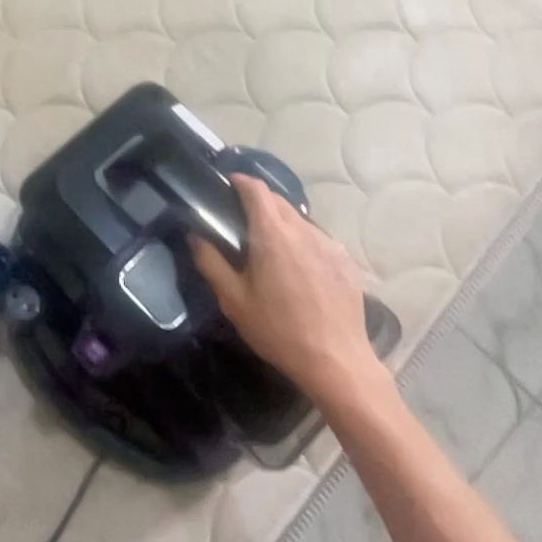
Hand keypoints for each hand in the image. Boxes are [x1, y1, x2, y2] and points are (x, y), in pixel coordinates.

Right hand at [191, 176, 387, 412]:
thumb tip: (196, 235)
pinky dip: (302, 243)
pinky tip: (297, 270)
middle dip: (259, 202)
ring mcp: (329, 244)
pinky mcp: (345, 261)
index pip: (256, 190)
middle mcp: (304, 230)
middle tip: (240, 222)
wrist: (335, 359)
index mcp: (272, 235)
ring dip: (281, 224)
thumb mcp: (233, 300)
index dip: (240, 181)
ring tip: (269, 249)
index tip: (226, 184)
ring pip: (300, 221)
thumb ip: (211, 262)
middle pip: (279, 201)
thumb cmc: (277, 329)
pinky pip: (318, 240)